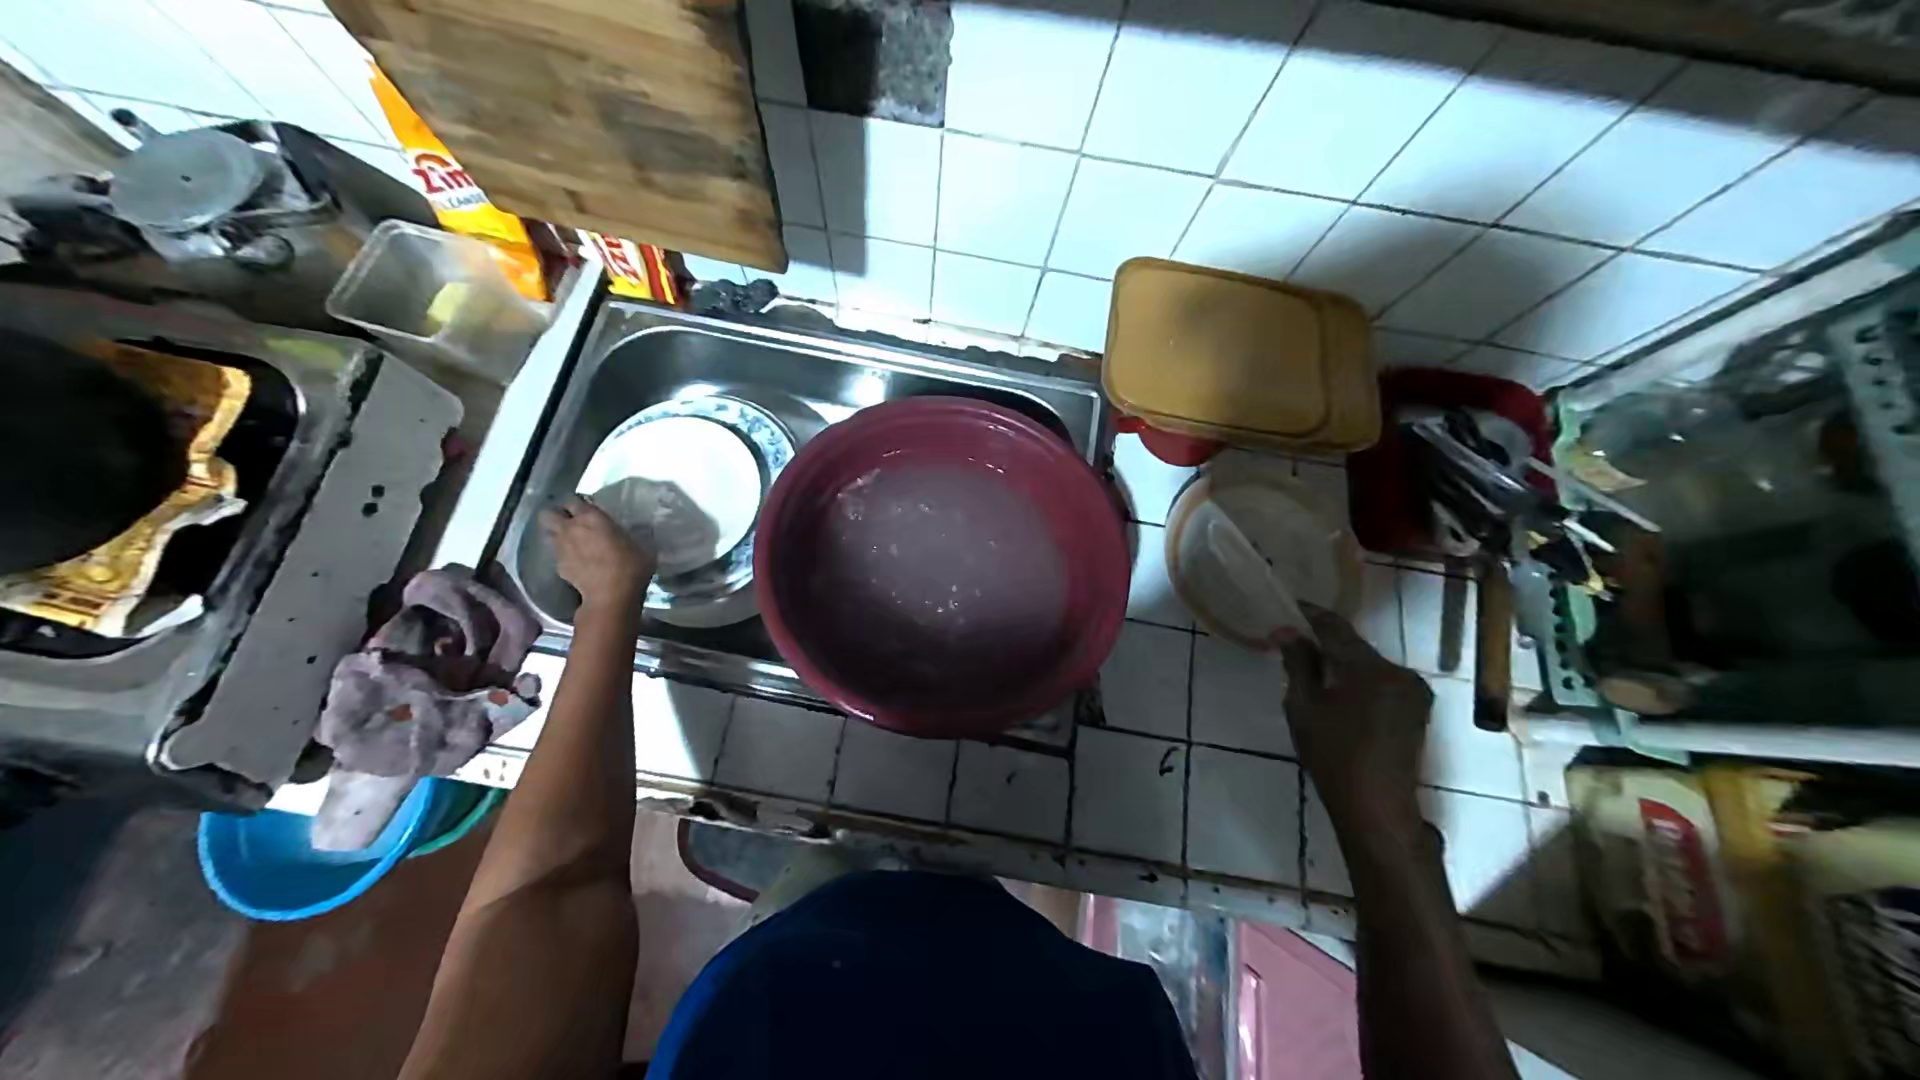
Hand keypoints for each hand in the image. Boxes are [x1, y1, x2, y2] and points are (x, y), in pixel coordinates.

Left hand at [538, 495, 653, 612]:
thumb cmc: (631, 565)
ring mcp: (561, 548)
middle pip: (548, 513)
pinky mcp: (558, 566)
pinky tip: (578, 562)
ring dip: (558, 534)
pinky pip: (557, 554)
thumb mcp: (641, 545)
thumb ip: (631, 533)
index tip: (588, 508)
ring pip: (549, 533)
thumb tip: (638, 531)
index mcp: (591, 517)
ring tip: (573, 542)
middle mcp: (570, 528)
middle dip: (557, 515)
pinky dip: (564, 555)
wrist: (611, 595)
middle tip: (572, 521)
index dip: (579, 502)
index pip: (572, 499)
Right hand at [1281, 605, 1432, 833]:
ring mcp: (1414, 692)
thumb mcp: (1303, 707)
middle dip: (1325, 643)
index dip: (1310, 615)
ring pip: (1369, 665)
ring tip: (1312, 669)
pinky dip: (1358, 680)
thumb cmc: (1333, 756)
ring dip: (1342, 663)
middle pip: (1354, 646)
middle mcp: (1399, 672)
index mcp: (1370, 669)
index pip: (1335, 628)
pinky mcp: (1417, 709)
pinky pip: (1382, 682)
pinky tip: (1338, 692)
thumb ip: (1298, 664)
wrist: (1377, 807)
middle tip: (1294, 643)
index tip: (1290, 607)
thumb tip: (1287, 632)